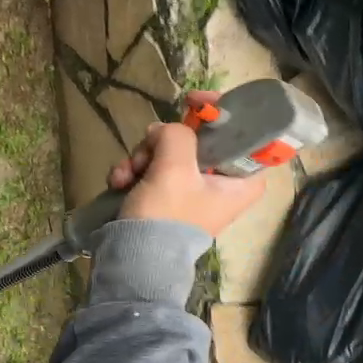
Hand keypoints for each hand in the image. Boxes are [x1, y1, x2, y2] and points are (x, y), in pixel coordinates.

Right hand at [110, 91, 266, 236]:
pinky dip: (131, 174)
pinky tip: (118, 184)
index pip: (245, 131)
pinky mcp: (164, 201)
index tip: (192, 102)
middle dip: (161, 145)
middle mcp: (222, 184)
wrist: (133, 260)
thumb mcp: (173, 169)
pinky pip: (150, 173)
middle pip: (195, 142)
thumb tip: (163, 130)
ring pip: (166, 156)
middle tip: (144, 155)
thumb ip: (175, 136)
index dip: (220, 112)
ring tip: (124, 176)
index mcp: (244, 178)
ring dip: (139, 159)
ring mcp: (191, 193)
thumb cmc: (164, 216)